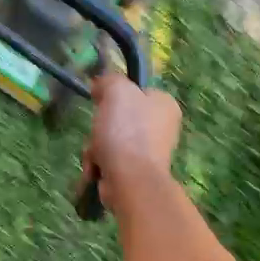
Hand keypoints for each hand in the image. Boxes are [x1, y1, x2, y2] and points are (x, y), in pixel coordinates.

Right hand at [81, 74, 181, 215]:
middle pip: (118, 119)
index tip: (99, 104)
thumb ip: (109, 81)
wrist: (131, 179)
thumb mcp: (116, 92)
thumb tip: (100, 86)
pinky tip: (96, 171)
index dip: (112, 97)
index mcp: (164, 104)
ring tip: (95, 157)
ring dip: (95, 149)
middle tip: (97, 133)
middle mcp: (161, 127)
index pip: (135, 92)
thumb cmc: (126, 132)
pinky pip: (110, 162)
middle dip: (100, 129)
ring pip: (110, 142)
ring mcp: (149, 152)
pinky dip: (98, 166)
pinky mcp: (136, 173)